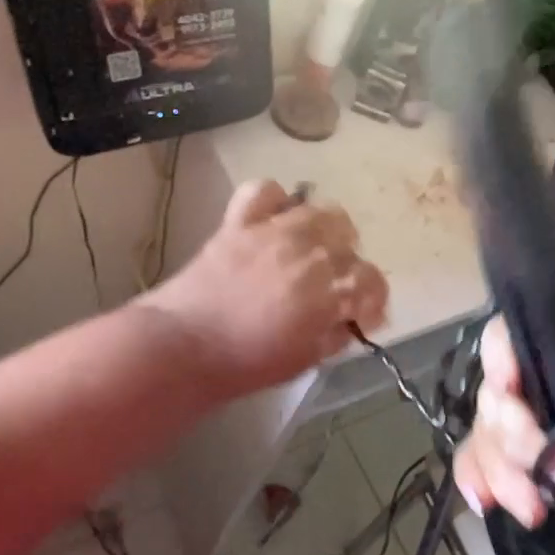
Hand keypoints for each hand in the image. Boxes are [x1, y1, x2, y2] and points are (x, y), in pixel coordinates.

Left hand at [137, 179, 388, 394]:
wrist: (181, 347)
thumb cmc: (245, 363)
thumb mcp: (304, 360)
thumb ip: (335, 335)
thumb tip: (353, 321)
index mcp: (327, 292)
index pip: (371, 280)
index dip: (373, 298)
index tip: (361, 314)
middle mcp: (307, 254)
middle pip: (348, 243)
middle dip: (348, 267)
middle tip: (332, 285)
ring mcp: (272, 233)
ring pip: (319, 211)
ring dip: (325, 229)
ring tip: (314, 246)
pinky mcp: (240, 223)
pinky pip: (265, 191)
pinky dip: (276, 200)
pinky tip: (276, 220)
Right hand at [453, 317, 554, 526]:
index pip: (511, 338)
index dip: (501, 357)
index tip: (510, 386)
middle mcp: (532, 386)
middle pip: (492, 396)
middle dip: (513, 436)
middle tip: (549, 470)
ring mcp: (518, 429)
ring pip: (482, 436)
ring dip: (501, 472)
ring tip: (536, 508)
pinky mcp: (511, 468)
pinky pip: (473, 467)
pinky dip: (475, 482)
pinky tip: (486, 503)